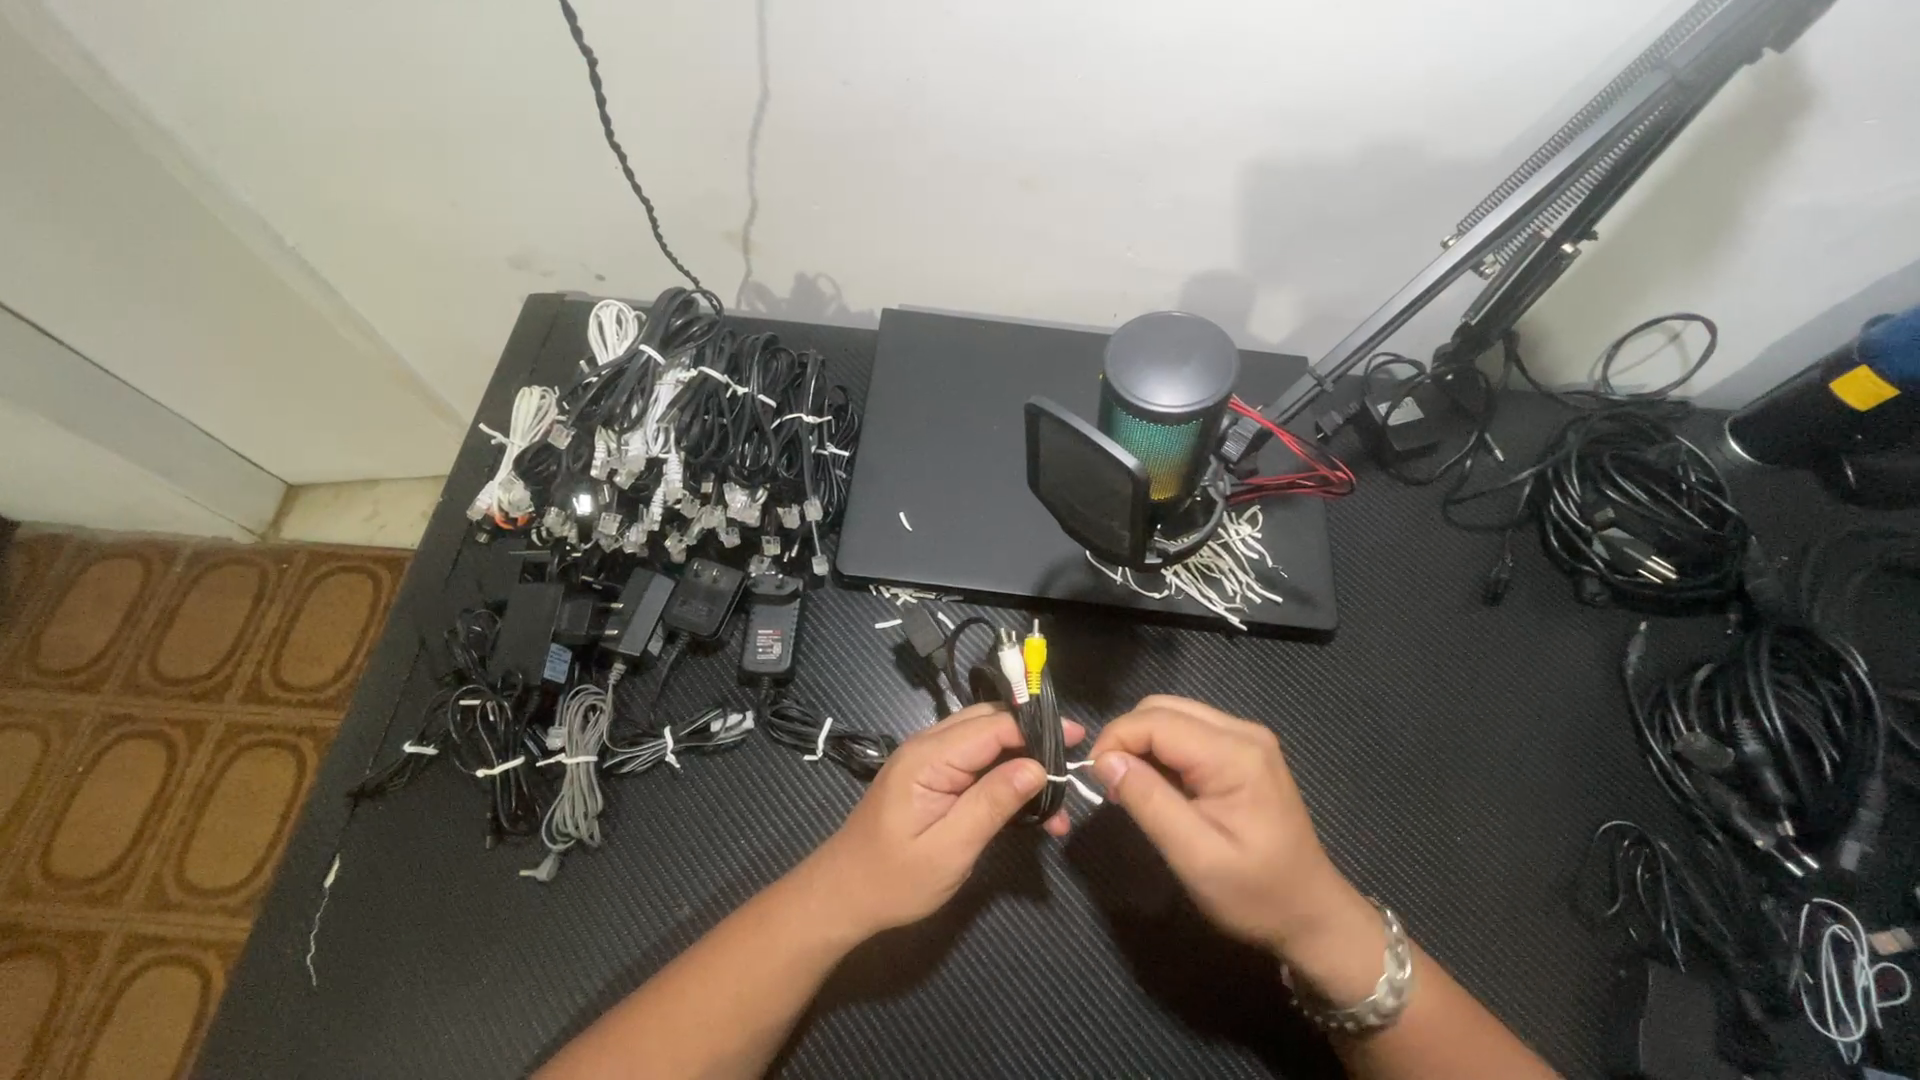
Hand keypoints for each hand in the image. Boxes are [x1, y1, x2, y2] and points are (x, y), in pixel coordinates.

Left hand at [803, 703, 1085, 936]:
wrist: (841, 896)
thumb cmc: (894, 879)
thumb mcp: (950, 848)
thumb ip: (992, 803)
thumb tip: (1037, 767)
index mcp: (928, 758)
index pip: (993, 726)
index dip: (1037, 730)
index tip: (1078, 743)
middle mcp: (926, 746)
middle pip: (990, 722)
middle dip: (1033, 739)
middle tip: (1073, 762)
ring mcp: (925, 759)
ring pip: (984, 739)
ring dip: (1020, 757)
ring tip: (1055, 795)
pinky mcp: (929, 776)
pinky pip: (972, 760)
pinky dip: (1001, 772)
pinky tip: (1024, 800)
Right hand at [1090, 696, 1373, 967]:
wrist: (1311, 914)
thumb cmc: (1255, 894)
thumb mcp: (1195, 856)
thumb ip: (1148, 802)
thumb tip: (1103, 760)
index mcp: (1234, 754)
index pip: (1154, 720)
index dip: (1114, 741)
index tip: (1093, 780)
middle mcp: (1242, 732)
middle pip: (1161, 708)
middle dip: (1125, 739)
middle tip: (1109, 786)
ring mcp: (1246, 739)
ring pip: (1171, 715)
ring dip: (1141, 744)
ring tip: (1130, 789)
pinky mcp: (1243, 751)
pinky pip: (1187, 732)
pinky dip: (1161, 751)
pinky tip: (1158, 787)